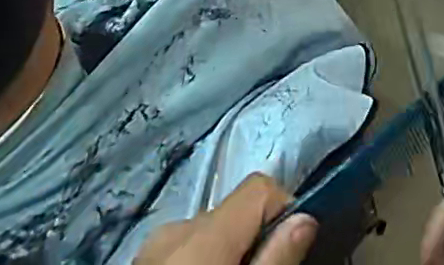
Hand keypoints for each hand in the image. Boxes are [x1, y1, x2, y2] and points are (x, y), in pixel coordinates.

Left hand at [134, 175, 315, 264]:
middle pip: (234, 209)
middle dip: (255, 235)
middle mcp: (173, 227)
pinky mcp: (137, 262)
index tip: (293, 246)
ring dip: (227, 249)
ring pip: (207, 231)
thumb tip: (307, 218)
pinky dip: (201, 259)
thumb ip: (272, 259)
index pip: (259, 186)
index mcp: (200, 231)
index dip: (285, 209)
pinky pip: (182, 249)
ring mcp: (148, 247)